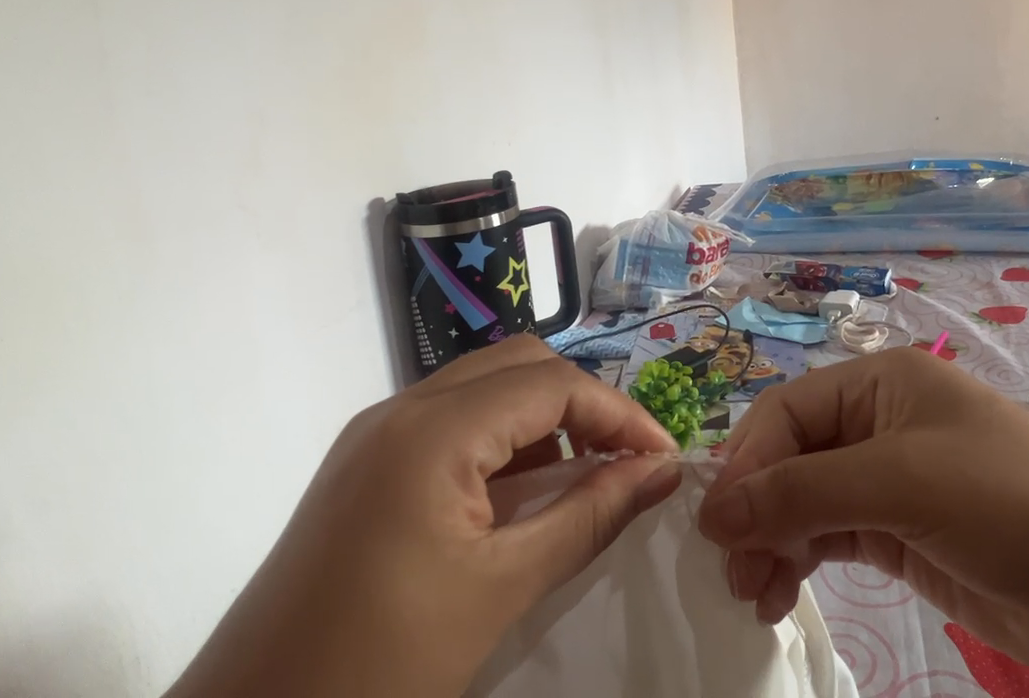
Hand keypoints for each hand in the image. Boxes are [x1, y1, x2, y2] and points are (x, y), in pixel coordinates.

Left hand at [166, 336, 680, 697]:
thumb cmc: (385, 662)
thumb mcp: (503, 589)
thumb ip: (590, 516)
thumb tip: (662, 471)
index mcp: (432, 430)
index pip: (551, 385)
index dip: (619, 414)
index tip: (664, 460)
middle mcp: (401, 408)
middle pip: (518, 365)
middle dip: (582, 404)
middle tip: (625, 463)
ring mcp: (376, 432)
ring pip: (484, 387)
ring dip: (543, 419)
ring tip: (586, 478)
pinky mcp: (365, 462)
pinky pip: (451, 421)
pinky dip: (502, 440)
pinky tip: (524, 492)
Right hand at [697, 348, 1028, 696]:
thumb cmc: (1009, 504)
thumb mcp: (901, 485)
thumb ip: (801, 493)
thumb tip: (712, 512)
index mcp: (879, 383)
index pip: (786, 412)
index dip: (746, 462)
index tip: (715, 524)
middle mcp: (877, 423)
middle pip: (789, 458)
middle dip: (756, 510)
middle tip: (732, 572)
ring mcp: (889, 481)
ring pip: (803, 502)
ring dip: (772, 543)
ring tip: (754, 596)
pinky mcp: (900, 533)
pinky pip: (829, 537)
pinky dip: (798, 562)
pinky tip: (779, 595)